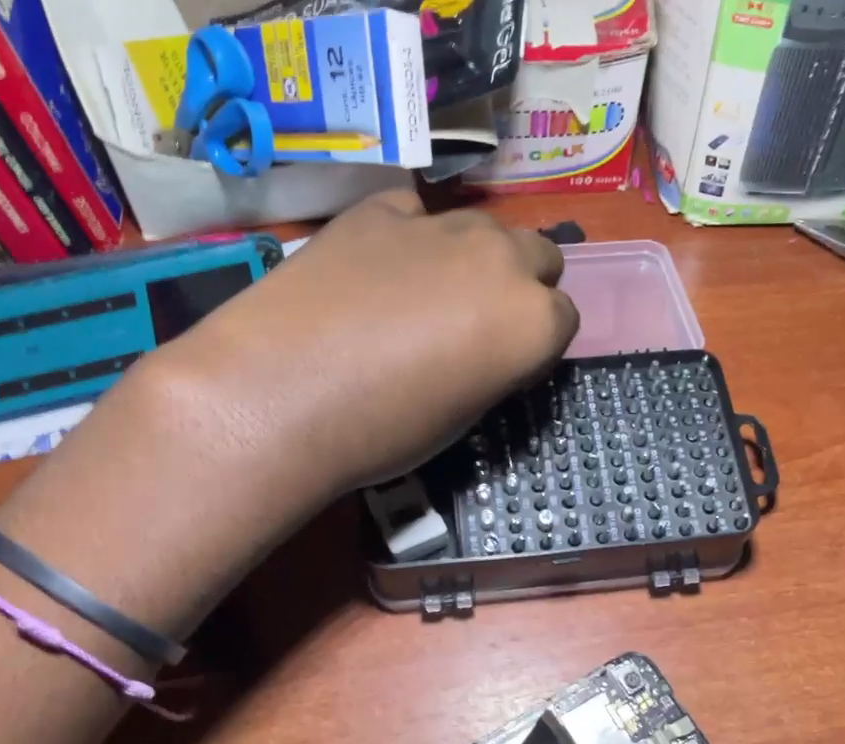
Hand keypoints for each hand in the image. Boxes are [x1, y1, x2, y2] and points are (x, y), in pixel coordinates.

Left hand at [0, 190, 577, 631]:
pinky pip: (417, 213)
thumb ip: (497, 367)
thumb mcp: (464, 415)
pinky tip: (378, 269)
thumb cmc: (382, 433)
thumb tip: (492, 349)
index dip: (535, 345)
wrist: (279, 394)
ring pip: (484, 228)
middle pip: (539, 255)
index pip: (564, 318)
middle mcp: (503, 260)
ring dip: (472, 257)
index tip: (503, 366)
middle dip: (520, 285)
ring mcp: (441, 226)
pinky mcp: (380, 208)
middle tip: (474, 324)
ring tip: (424, 295)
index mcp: (534, 320)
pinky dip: (412, 235)